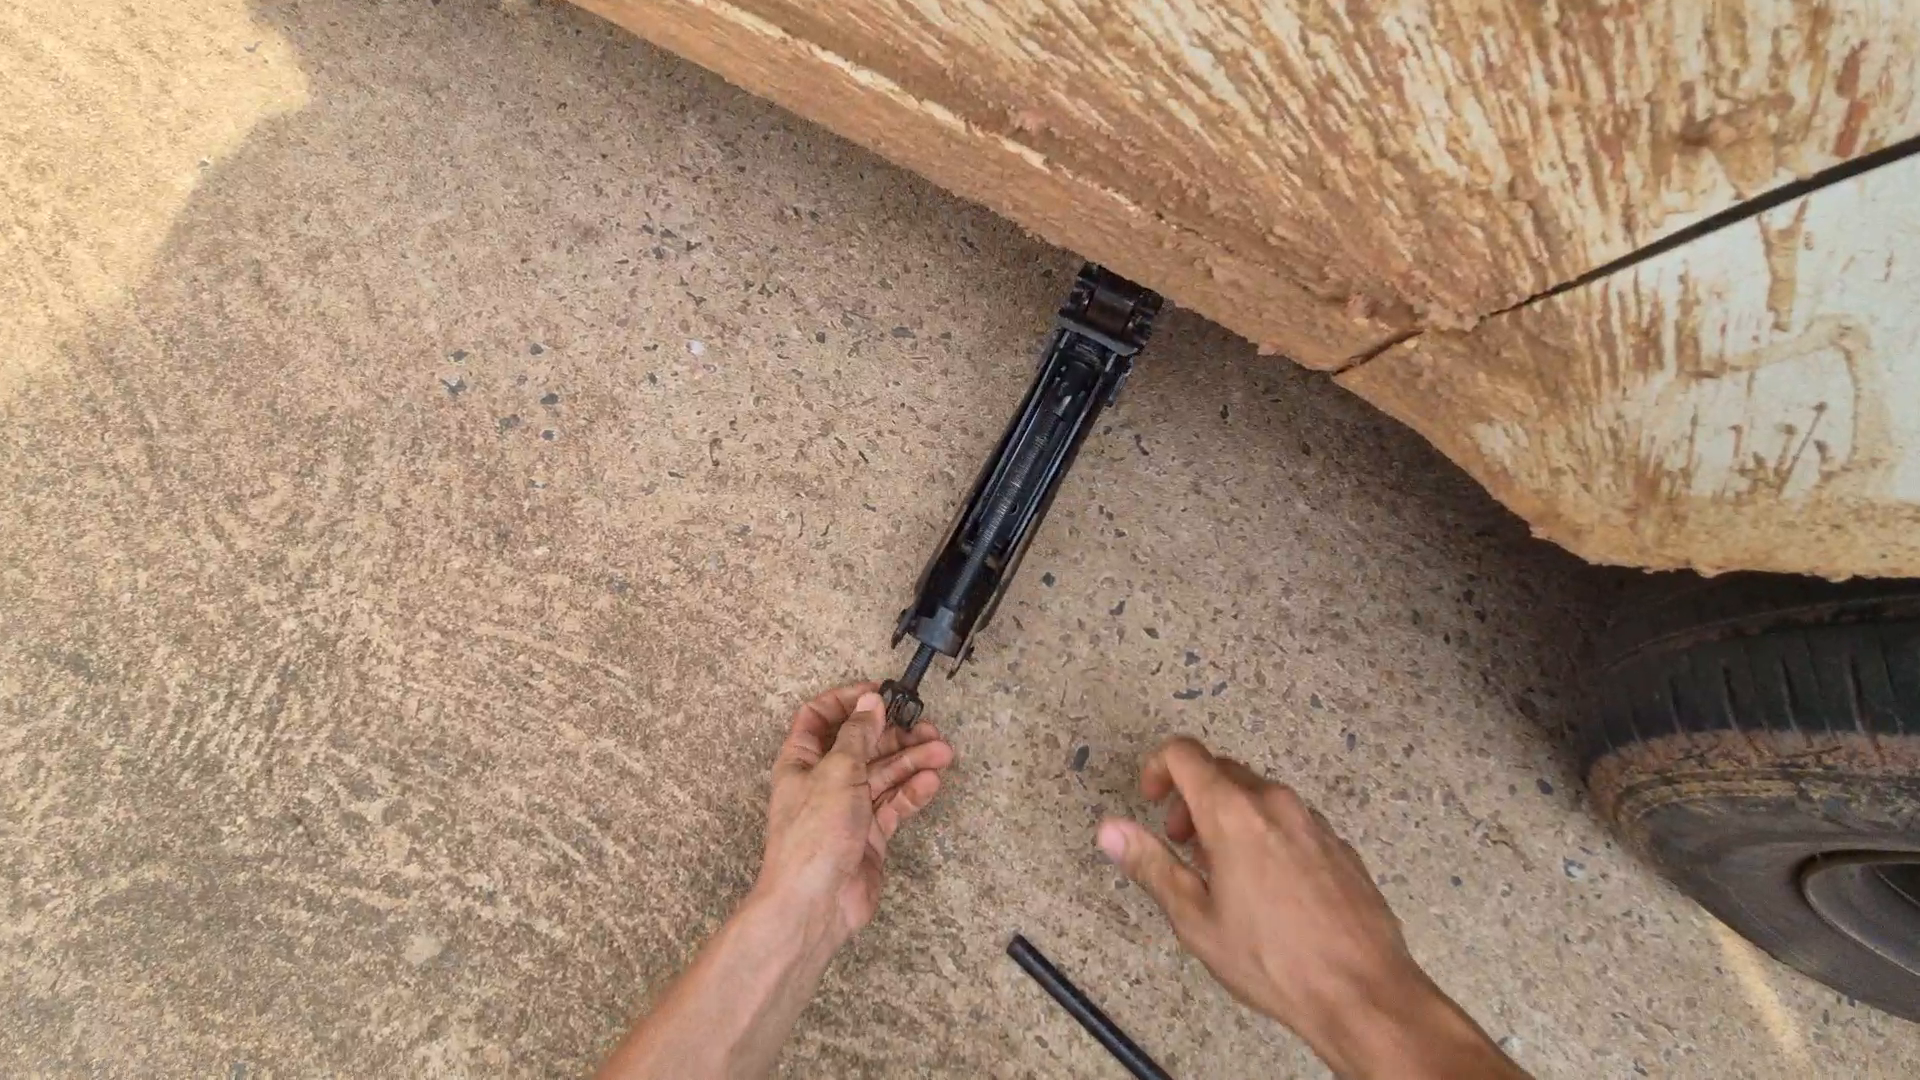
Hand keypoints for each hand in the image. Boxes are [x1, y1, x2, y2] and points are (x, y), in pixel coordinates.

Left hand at [597, 682, 955, 1079]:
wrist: (815, 905)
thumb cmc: (813, 836)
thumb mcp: (837, 771)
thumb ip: (859, 735)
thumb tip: (870, 703)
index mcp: (803, 760)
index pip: (820, 716)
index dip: (847, 700)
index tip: (880, 693)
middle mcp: (825, 780)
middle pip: (863, 744)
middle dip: (895, 732)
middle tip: (926, 725)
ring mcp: (849, 807)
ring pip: (884, 773)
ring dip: (913, 760)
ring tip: (942, 752)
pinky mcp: (870, 834)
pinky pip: (895, 803)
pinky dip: (913, 791)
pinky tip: (931, 782)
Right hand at [1097, 738, 1525, 1079]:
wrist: (1367, 995)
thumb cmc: (1273, 960)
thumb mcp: (1195, 917)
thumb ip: (1148, 863)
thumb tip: (1108, 828)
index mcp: (1232, 811)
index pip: (1183, 753)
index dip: (1157, 767)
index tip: (1151, 800)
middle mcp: (1273, 801)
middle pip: (1218, 770)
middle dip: (1190, 798)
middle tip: (1182, 845)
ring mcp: (1311, 819)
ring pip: (1254, 792)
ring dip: (1226, 814)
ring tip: (1223, 871)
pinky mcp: (1338, 842)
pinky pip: (1287, 816)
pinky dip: (1263, 829)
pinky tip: (1267, 885)